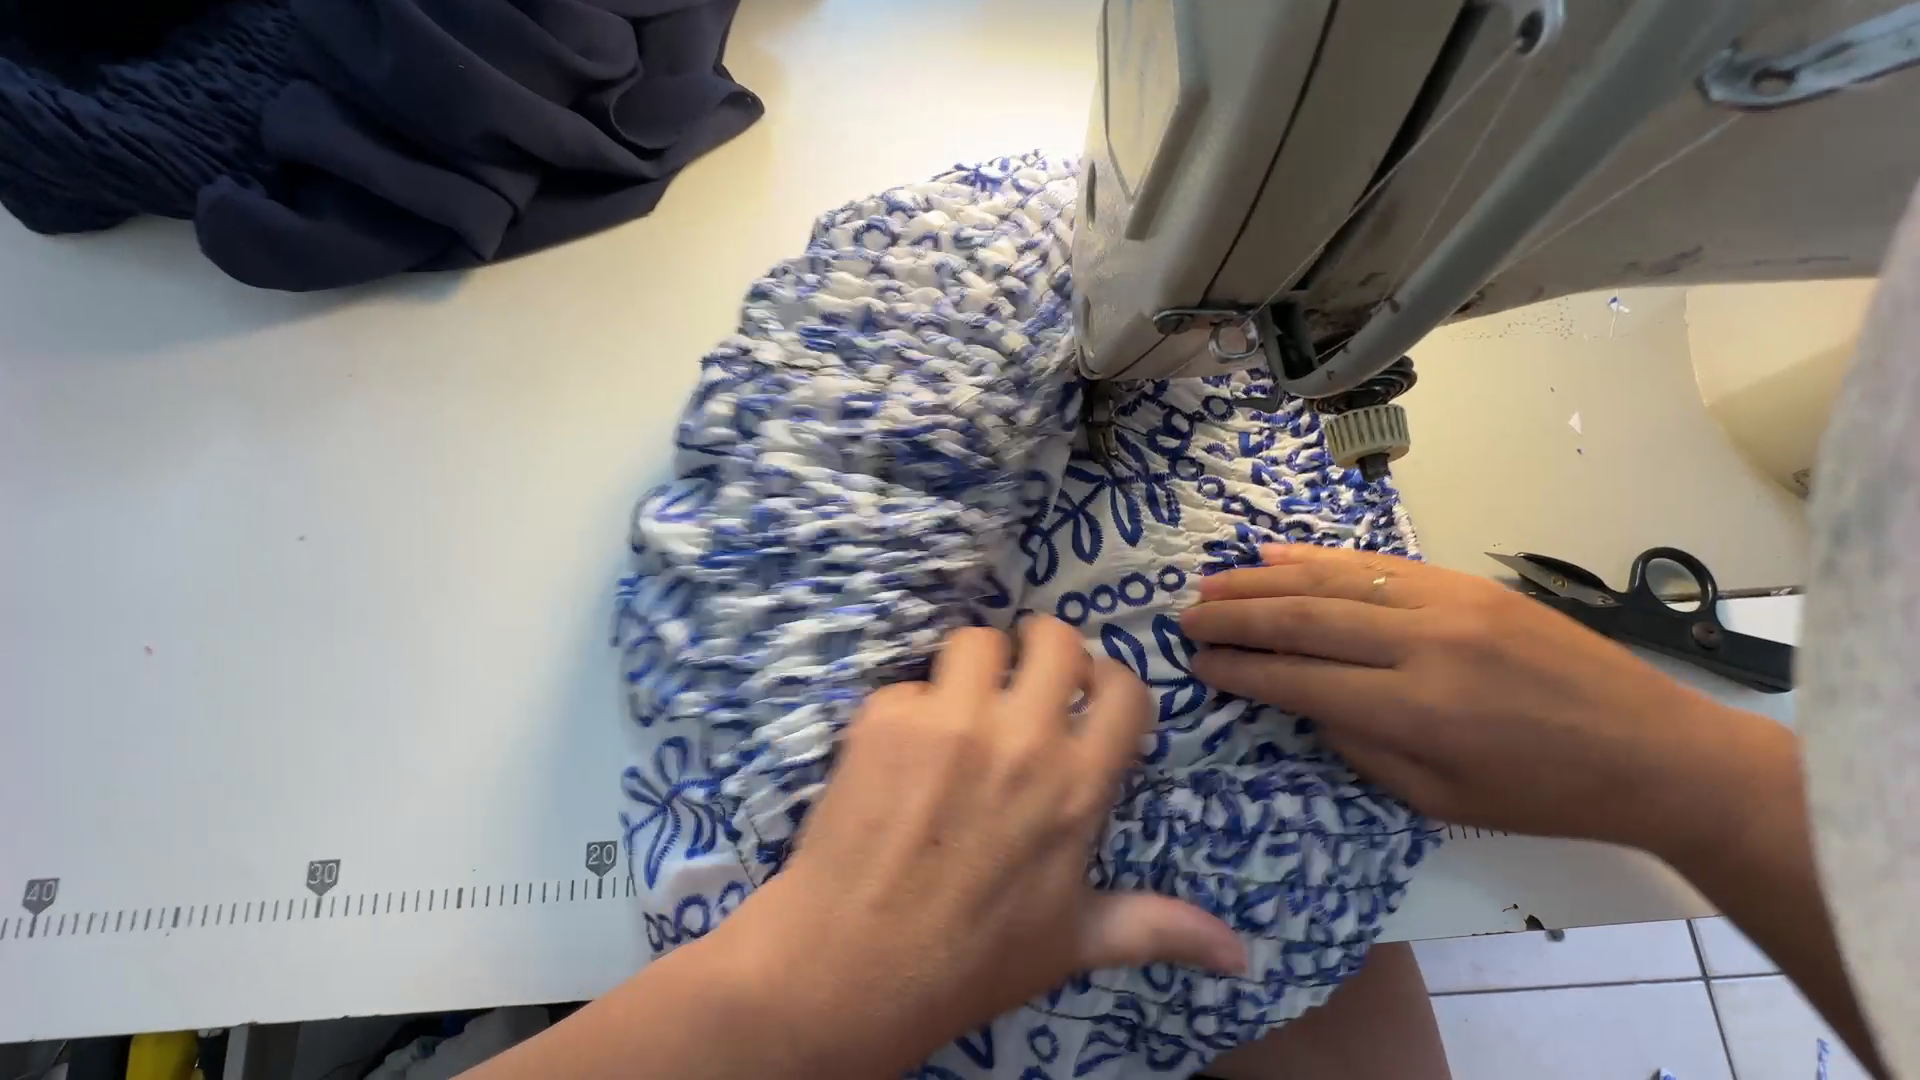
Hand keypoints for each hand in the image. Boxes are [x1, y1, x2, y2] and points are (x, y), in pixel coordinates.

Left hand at [699, 617, 1243, 1074]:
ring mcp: (950, 722)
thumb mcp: (1074, 941)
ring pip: (978, 640)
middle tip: (1025, 675)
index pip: (1124, 689)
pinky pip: (909, 682)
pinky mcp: (885, 719)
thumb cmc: (971, 959)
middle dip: (1045, 647)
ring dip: (976, 663)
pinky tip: (899, 749)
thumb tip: (1242, 955)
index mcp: (1079, 786)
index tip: (1086, 694)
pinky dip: (909, 706)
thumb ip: (1158, 927)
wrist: (850, 968)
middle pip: (1055, 639)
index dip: (1108, 682)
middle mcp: (1022, 739)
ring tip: (961, 698)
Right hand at [1180, 544, 1788, 858]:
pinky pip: (1375, 563)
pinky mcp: (1465, 582)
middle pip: (1303, 620)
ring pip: (1331, 581)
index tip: (1198, 664)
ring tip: (1211, 583)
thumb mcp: (1436, 797)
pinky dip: (1316, 557)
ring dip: (1261, 580)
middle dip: (1234, 618)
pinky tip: (1274, 554)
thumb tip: (1298, 697)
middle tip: (1185, 616)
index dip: (1240, 671)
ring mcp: (1445, 603)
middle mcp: (1421, 646)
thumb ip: (1356, 744)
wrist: (1655, 751)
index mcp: (1415, 713)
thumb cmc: (1540, 794)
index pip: (1298, 679)